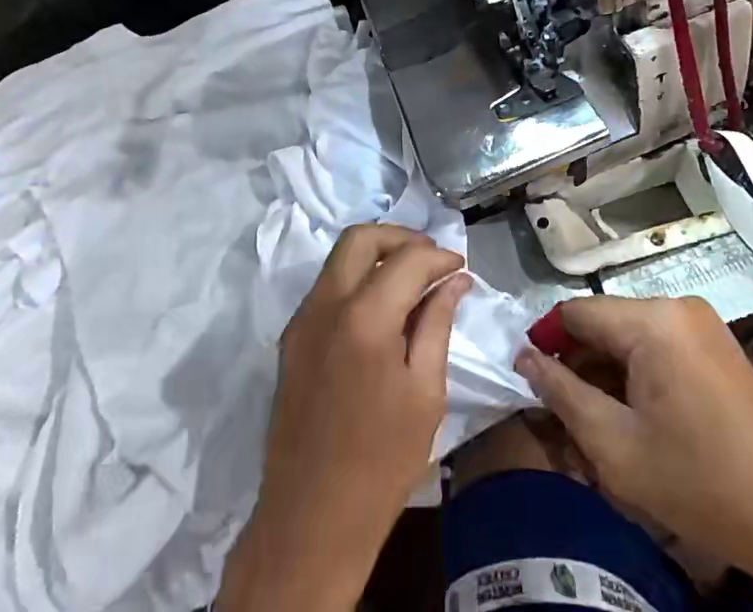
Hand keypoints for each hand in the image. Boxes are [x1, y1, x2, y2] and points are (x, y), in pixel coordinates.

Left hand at [218, 225, 470, 611]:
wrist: (312, 515)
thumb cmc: (382, 461)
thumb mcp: (426, 392)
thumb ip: (437, 323)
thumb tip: (454, 280)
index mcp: (364, 318)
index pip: (407, 259)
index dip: (439, 256)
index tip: (461, 268)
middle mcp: (324, 305)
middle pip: (360, 238)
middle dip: (401, 237)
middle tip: (433, 259)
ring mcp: (301, 320)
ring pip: (337, 259)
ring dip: (376, 255)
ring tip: (412, 279)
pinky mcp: (290, 339)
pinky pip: (325, 288)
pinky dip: (356, 280)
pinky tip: (382, 306)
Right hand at [515, 297, 752, 611]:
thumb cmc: (701, 481)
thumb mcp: (614, 444)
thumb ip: (561, 392)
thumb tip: (524, 357)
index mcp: (651, 321)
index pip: (574, 312)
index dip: (545, 344)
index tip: (533, 386)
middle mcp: (678, 309)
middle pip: (603, 326)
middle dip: (578, 369)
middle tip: (563, 420)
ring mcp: (705, 328)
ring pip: (630, 342)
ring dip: (606, 379)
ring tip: (597, 431)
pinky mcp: (720, 351)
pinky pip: (660, 352)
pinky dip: (638, 381)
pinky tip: (636, 426)